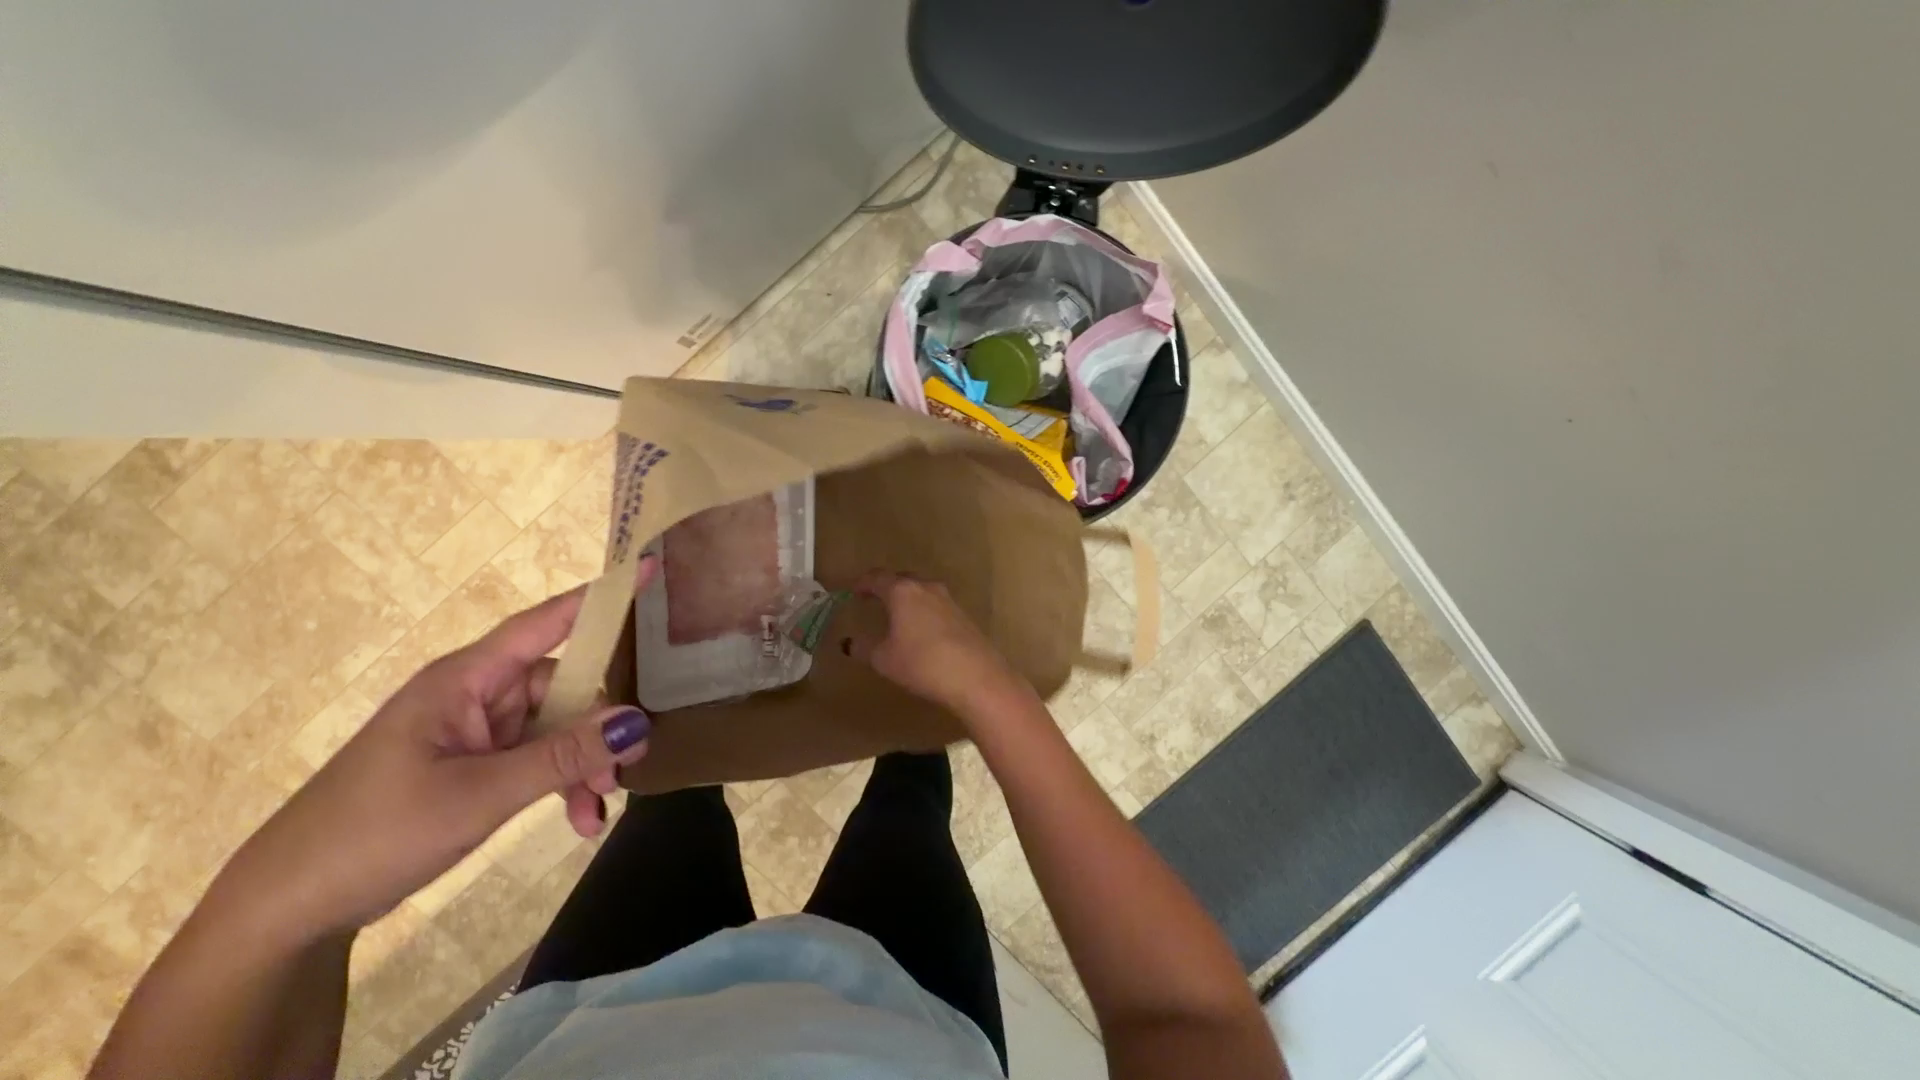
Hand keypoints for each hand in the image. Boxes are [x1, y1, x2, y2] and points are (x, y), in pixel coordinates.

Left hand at [210, 565, 657, 943]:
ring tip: (594, 814)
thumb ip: (563, 756)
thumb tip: (637, 721)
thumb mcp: (480, 795)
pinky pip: (533, 759)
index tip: (652, 569)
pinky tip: (575, 819)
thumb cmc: (376, 832)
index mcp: (463, 680)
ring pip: (552, 729)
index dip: (599, 599)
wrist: (291, 906)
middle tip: (627, 770)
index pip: (544, 624)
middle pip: (560, 687)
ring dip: (581, 766)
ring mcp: (470, 733)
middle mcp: (471, 696)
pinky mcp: (468, 767)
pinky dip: (559, 783)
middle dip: (598, 727)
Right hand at [851, 570, 1025, 714]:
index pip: (877, 578)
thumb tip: (849, 643)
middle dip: (887, 587)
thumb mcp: (884, 659)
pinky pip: (936, 606)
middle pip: (903, 579)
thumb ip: (864, 648)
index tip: (853, 591)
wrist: (976, 676)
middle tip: (874, 599)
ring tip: (897, 615)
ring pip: (922, 591)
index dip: (862, 583)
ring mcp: (949, 600)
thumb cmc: (922, 663)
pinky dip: (924, 612)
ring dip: (908, 599)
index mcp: (903, 591)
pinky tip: (921, 631)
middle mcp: (927, 588)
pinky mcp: (964, 616)